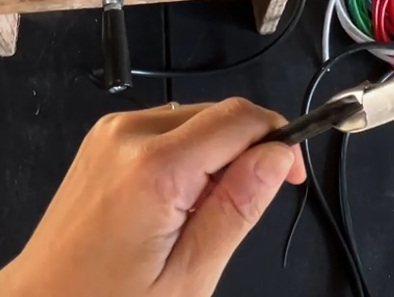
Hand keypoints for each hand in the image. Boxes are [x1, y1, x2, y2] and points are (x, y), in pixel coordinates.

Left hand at [0, 98, 305, 296]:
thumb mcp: (187, 279)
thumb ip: (236, 208)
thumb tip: (277, 156)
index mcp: (154, 166)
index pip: (238, 117)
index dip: (275, 137)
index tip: (290, 172)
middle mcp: (130, 132)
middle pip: (216, 114)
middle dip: (242, 153)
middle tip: (238, 214)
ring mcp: (112, 131)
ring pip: (192, 118)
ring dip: (212, 155)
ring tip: (195, 219)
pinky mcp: (103, 138)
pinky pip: (164, 128)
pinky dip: (183, 155)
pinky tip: (171, 204)